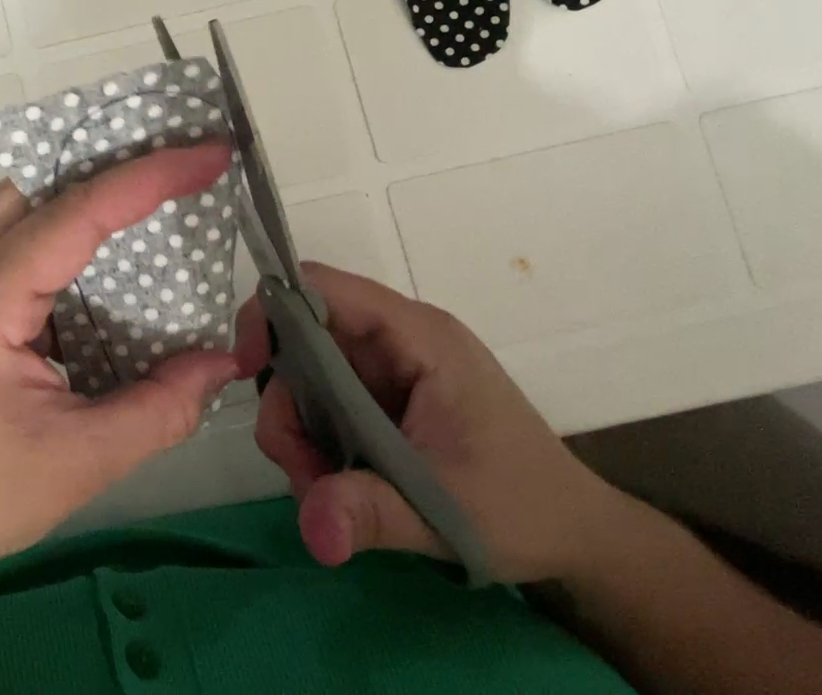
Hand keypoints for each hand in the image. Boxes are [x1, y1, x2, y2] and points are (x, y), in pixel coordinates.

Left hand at [0, 145, 241, 582]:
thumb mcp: (77, 462)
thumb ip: (159, 408)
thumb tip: (224, 361)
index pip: (74, 214)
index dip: (147, 177)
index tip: (209, 154)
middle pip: (39, 189)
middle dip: (114, 163)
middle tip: (185, 159)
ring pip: (20, 206)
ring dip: (85, 193)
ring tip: (157, 191)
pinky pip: (9, 238)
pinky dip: (61, 230)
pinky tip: (104, 252)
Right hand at [236, 264, 627, 582]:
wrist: (575, 533)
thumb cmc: (524, 508)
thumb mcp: (447, 514)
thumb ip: (373, 512)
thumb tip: (312, 530)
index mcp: (418, 338)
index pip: (322, 288)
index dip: (271, 312)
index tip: (246, 368)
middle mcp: (395, 341)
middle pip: (300, 338)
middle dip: (285, 404)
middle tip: (301, 470)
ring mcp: (385, 369)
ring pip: (304, 375)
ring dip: (297, 431)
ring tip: (326, 489)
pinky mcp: (379, 397)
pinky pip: (321, 400)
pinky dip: (313, 440)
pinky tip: (335, 483)